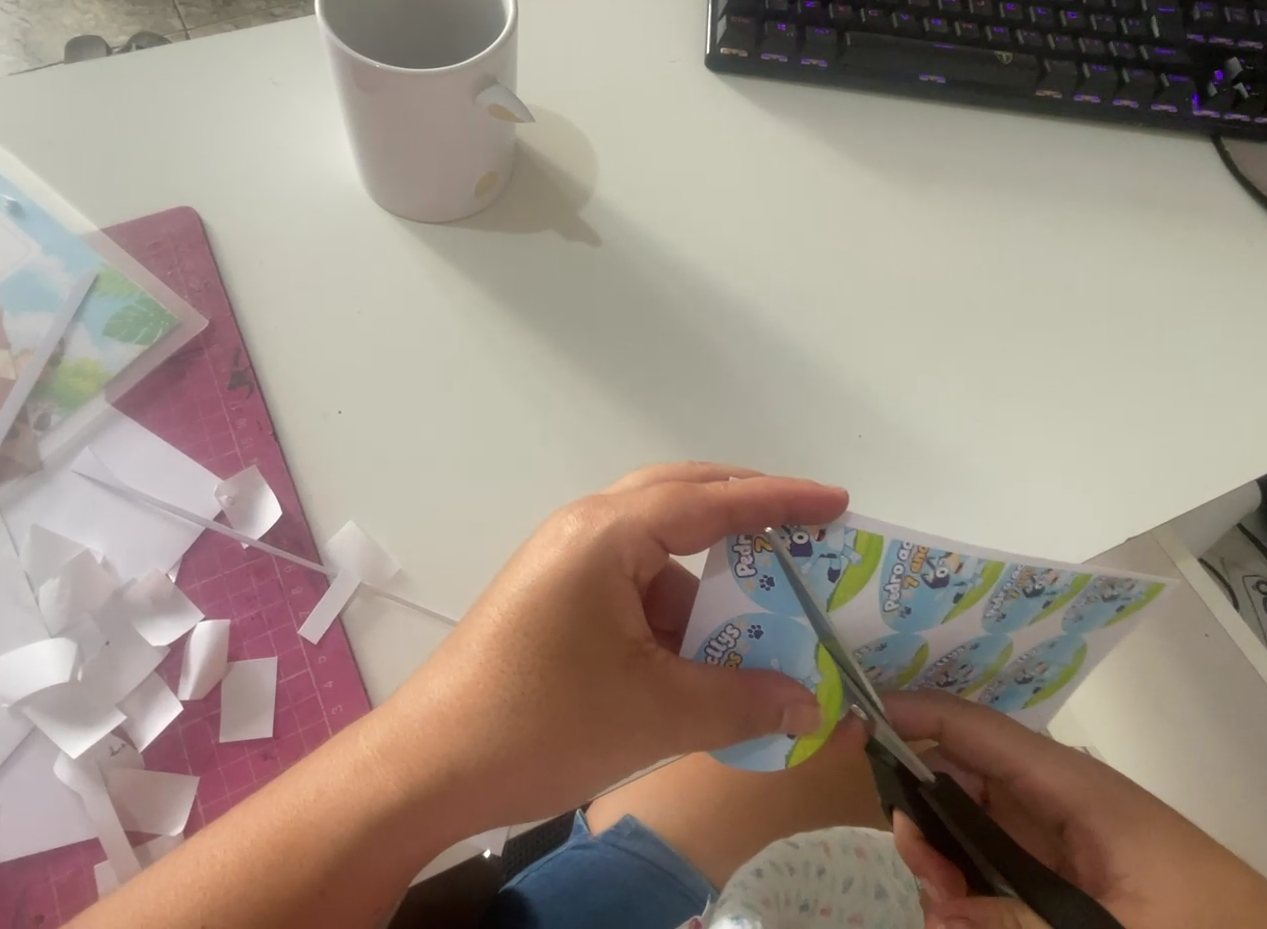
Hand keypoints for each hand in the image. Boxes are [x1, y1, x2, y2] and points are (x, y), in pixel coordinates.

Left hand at [362, 463, 846, 832]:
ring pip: (656, 550)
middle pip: (678, 499)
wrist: (430, 767)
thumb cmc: (542, 723)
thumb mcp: (657, 713)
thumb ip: (743, 700)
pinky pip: (632, 586)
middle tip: (804, 533)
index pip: (709, 500)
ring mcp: (565, 563)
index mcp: (606, 533)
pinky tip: (702, 656)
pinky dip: (674, 611)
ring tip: (763, 617)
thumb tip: (809, 703)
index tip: (836, 501)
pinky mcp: (556, 598)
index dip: (779, 499)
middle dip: (742, 513)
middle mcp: (584, 530)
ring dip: (708, 580)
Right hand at [880, 691, 1266, 928]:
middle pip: (963, 777)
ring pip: (973, 826)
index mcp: (1072, 787)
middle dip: (924, 811)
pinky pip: (998, 866)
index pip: (975, 728)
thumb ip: (1018, 919)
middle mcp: (1057, 801)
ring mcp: (1062, 841)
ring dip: (945, 861)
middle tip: (915, 865)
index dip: (914, 714)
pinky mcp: (1068, 878)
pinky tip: (965, 920)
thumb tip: (940, 909)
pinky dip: (971, 890)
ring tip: (944, 910)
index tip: (856, 722)